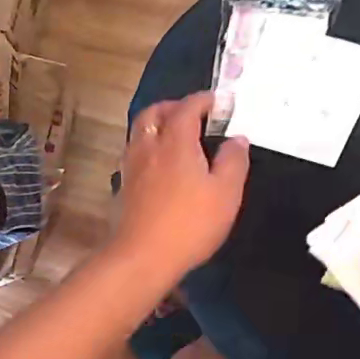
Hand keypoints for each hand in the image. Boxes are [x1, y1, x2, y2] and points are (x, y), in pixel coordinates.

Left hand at [109, 92, 249, 277]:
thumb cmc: (189, 224)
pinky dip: (148, 150)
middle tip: (192, 115)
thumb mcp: (226, 193)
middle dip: (172, 107)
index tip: (219, 102)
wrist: (141, 257)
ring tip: (177, 138)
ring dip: (156, 127)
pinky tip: (161, 167)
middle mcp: (147, 148)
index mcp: (174, 142)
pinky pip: (134, 156)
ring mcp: (130, 169)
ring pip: (139, 134)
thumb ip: (233, 161)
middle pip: (152, 113)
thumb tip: (236, 139)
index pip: (186, 107)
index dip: (203, 100)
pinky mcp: (122, 189)